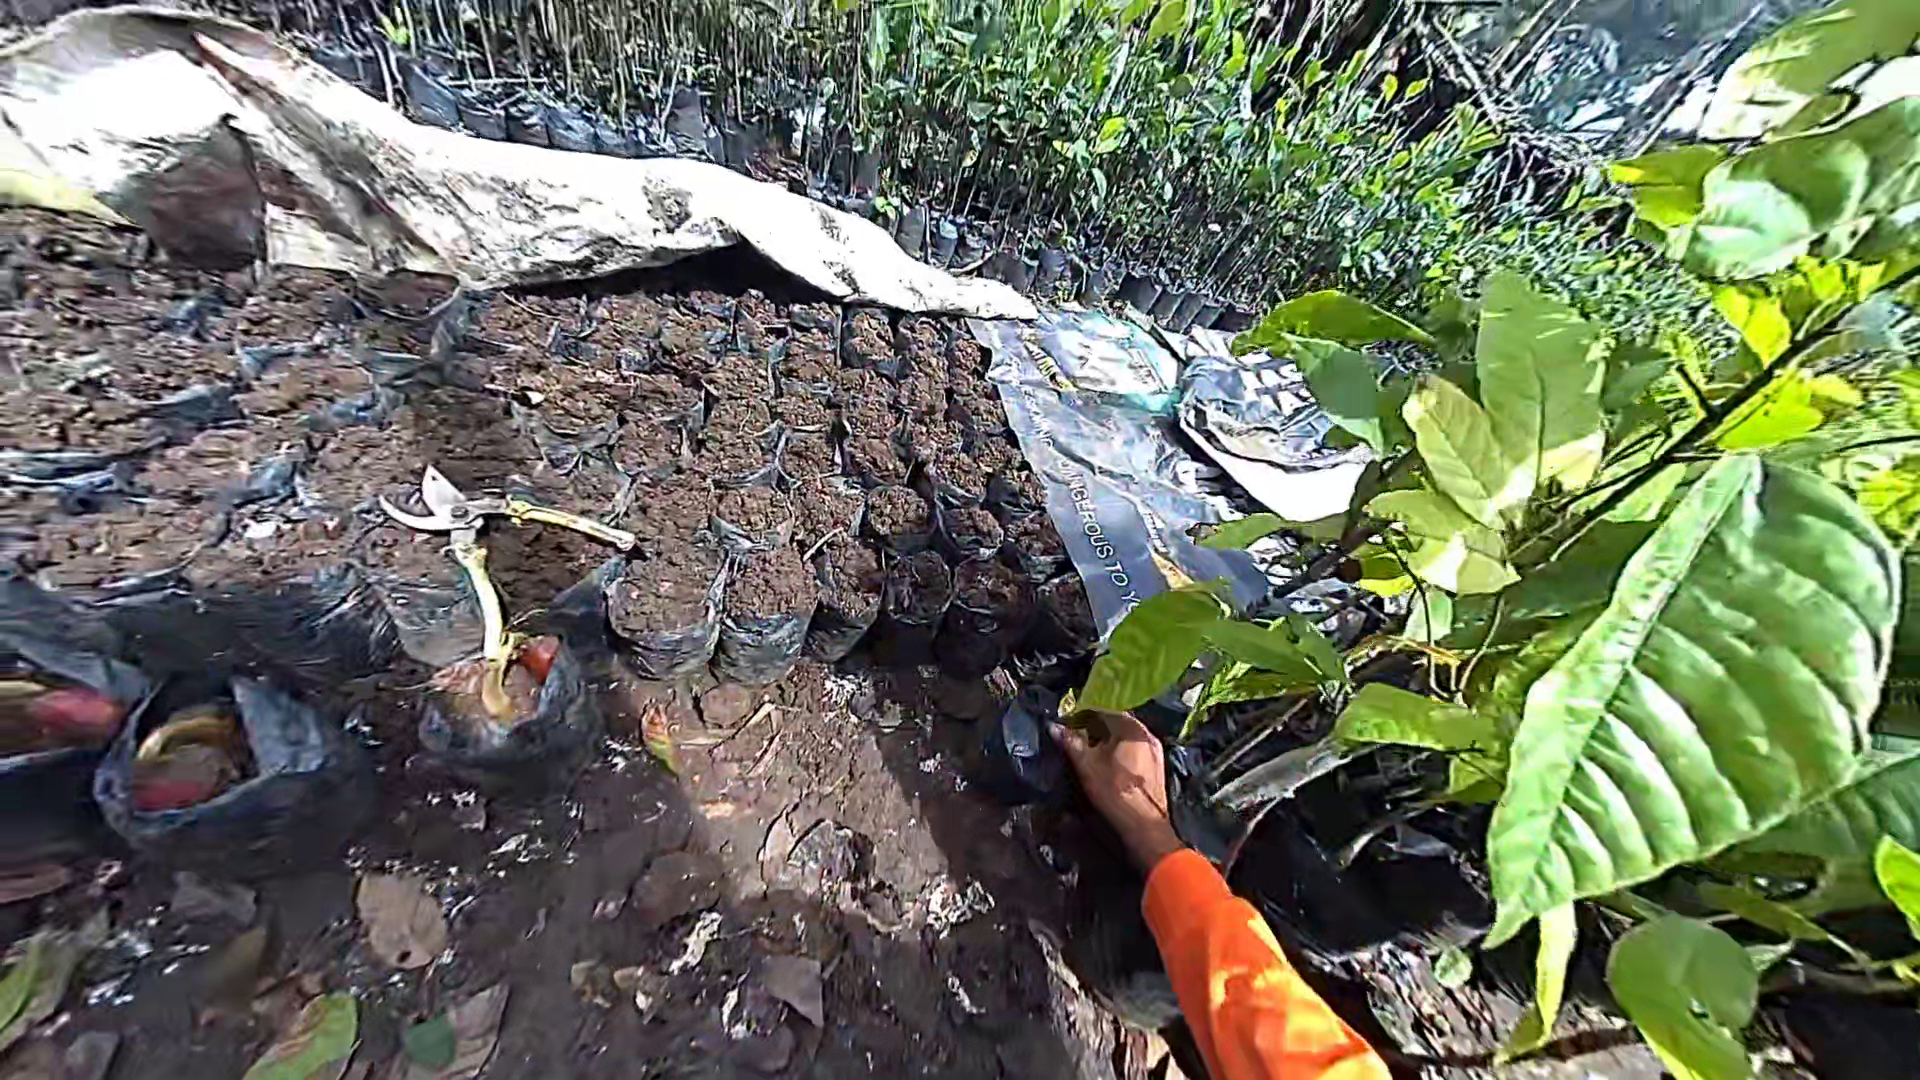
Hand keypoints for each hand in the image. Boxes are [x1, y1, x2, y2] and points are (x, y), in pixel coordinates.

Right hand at [1051, 711, 1185, 872]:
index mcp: (1130, 726)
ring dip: (1107, 738)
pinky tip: (1108, 762)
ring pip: (1125, 735)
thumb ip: (1070, 741)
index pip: (1101, 710)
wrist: (1144, 825)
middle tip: (1076, 737)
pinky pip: (1134, 747)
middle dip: (1094, 727)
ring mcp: (1155, 749)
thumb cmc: (1113, 790)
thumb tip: (1052, 725)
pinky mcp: (1157, 765)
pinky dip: (1119, 749)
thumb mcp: (1086, 764)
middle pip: (1115, 721)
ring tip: (1090, 750)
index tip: (1067, 725)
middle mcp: (1146, 732)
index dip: (1081, 715)